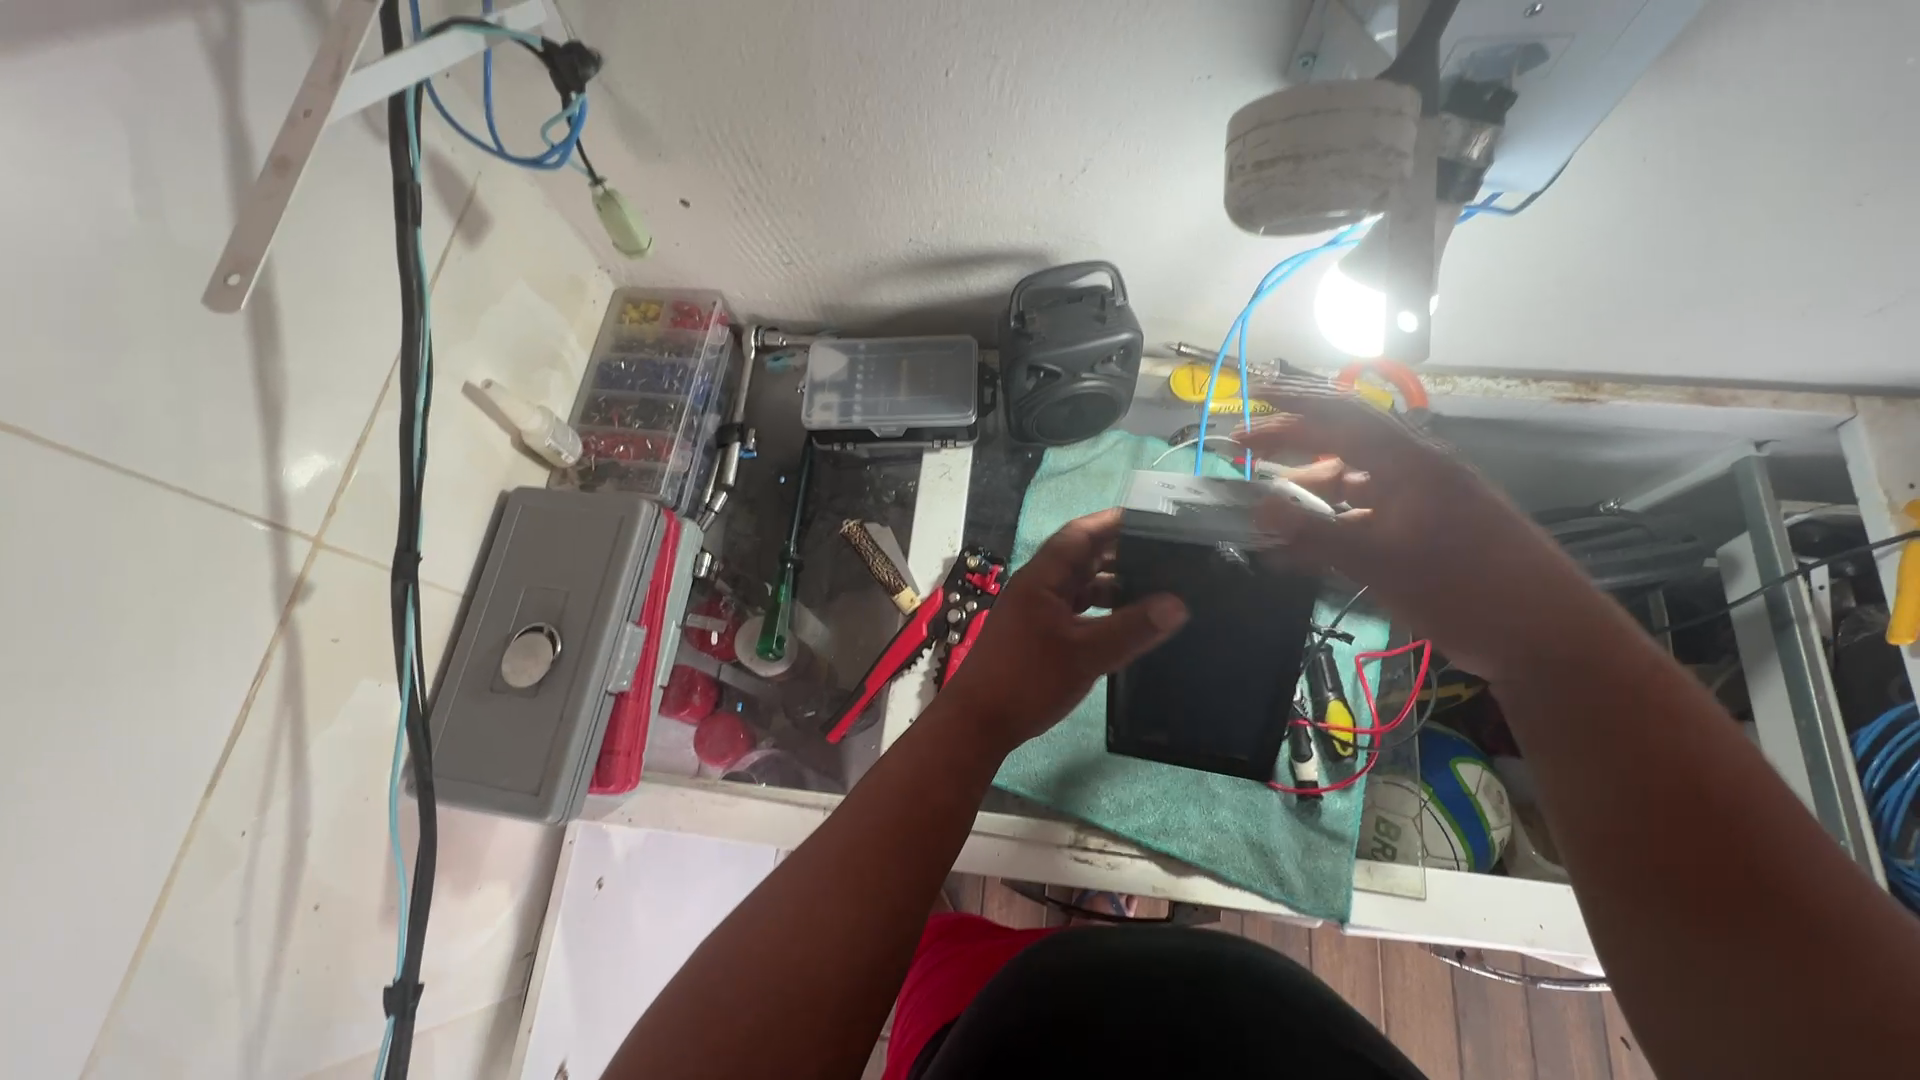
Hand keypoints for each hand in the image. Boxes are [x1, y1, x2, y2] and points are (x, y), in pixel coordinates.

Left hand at [937, 509, 1187, 753]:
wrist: (977, 723)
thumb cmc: (1026, 681)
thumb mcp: (1086, 654)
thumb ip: (1132, 628)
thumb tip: (1178, 604)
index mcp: (1041, 579)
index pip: (1079, 534)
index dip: (1113, 523)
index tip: (1153, 521)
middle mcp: (1036, 588)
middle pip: (1080, 558)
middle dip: (1119, 554)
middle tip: (1165, 556)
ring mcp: (1034, 612)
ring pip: (1077, 587)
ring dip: (1111, 585)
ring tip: (1154, 589)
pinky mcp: (1036, 635)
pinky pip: (1073, 610)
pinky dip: (1099, 611)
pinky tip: (1124, 623)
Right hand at [1234, 391, 1599, 681]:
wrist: (1548, 638)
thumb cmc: (1469, 590)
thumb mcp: (1383, 563)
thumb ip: (1316, 534)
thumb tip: (1257, 511)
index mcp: (1412, 463)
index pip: (1343, 415)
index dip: (1293, 403)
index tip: (1250, 395)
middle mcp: (1415, 474)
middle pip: (1341, 445)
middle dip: (1289, 445)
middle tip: (1239, 451)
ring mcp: (1420, 506)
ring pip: (1349, 488)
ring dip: (1305, 499)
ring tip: (1261, 520)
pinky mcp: (1423, 538)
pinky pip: (1362, 522)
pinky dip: (1327, 532)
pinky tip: (1295, 555)